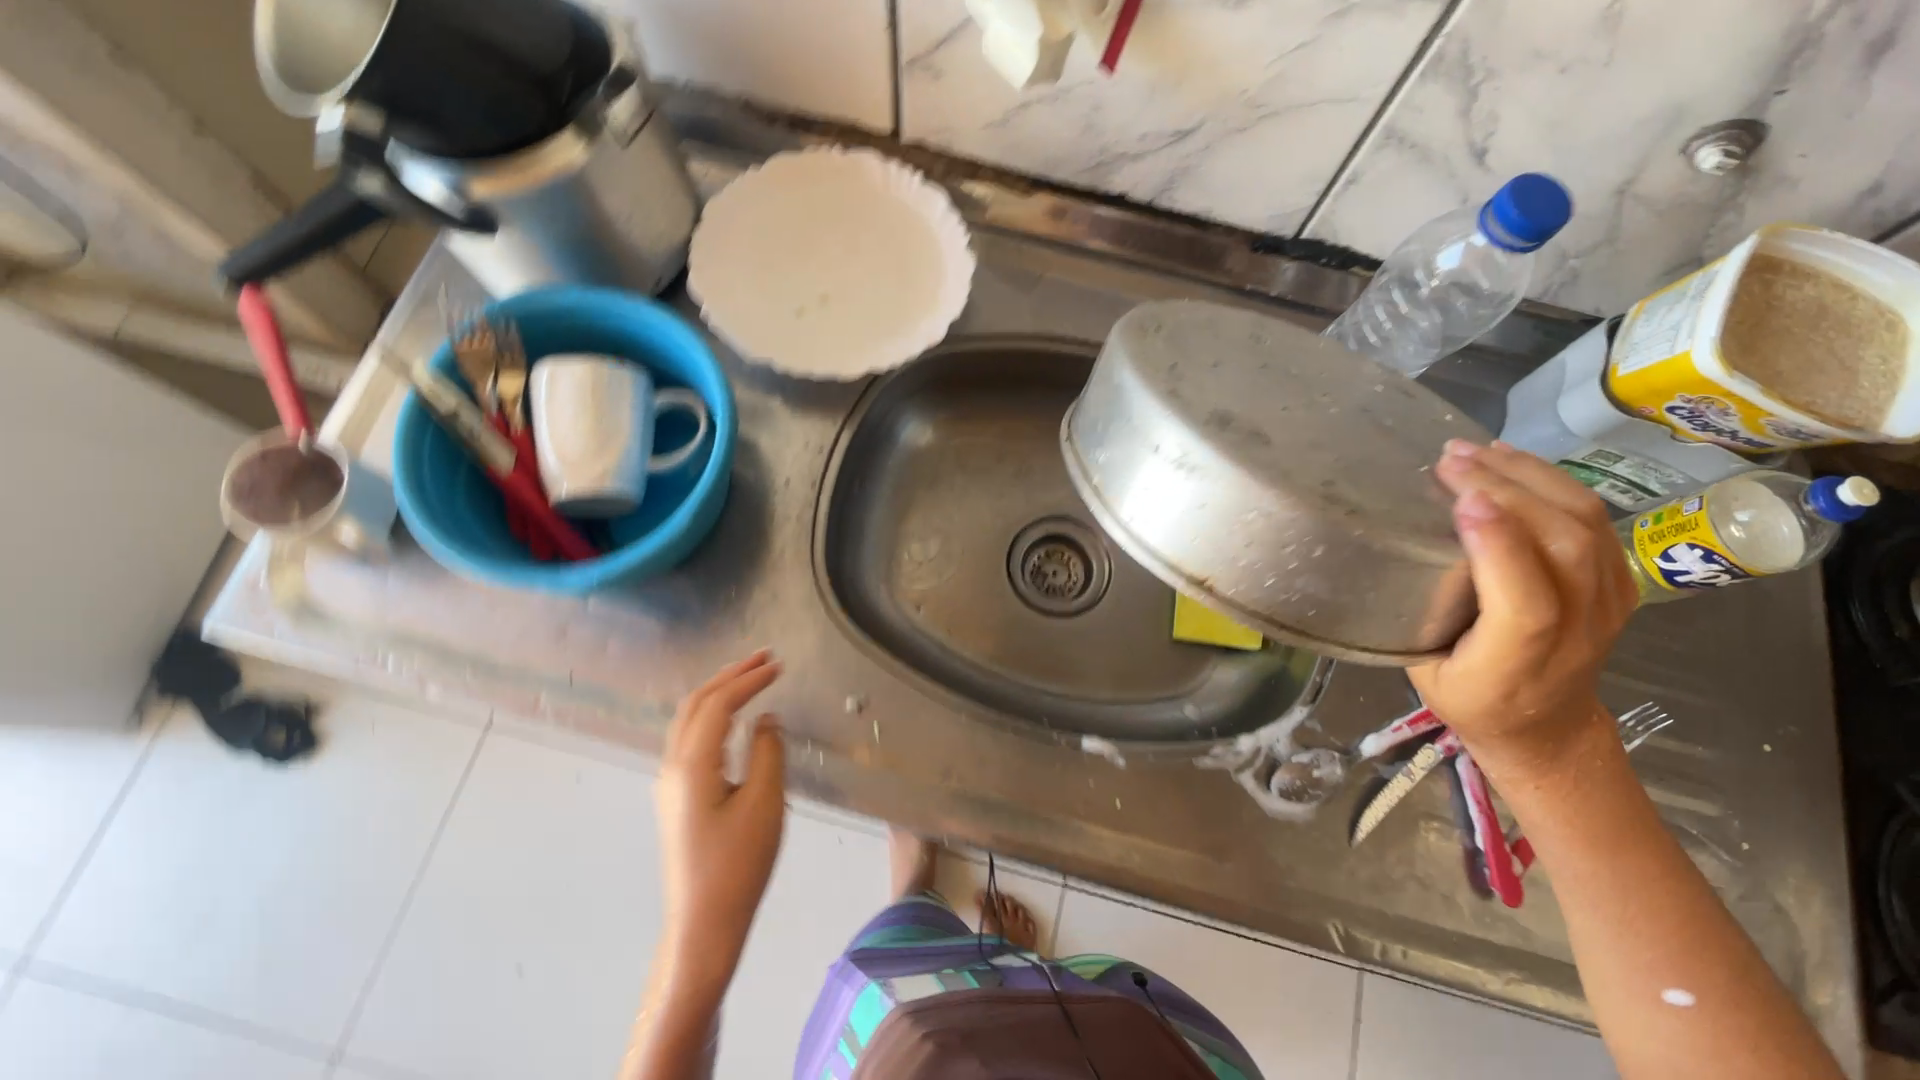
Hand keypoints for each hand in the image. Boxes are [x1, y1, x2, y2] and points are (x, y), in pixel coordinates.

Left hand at [655, 649, 786, 991]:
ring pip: (689, 721)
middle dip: (730, 676)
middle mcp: (671, 766)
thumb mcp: (765, 805)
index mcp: (691, 764)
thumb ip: (767, 752)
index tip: (780, 665)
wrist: (703, 924)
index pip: (719, 704)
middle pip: (696, 705)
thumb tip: (765, 720)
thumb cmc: (738, 866)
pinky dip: (713, 717)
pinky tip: (735, 722)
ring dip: (719, 694)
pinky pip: (691, 741)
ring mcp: (669, 784)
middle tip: (765, 659)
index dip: (749, 679)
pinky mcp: (675, 799)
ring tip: (751, 679)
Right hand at [1409, 441, 1637, 774]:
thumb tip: (1405, 536)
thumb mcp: (1427, 674)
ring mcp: (1608, 601)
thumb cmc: (1472, 699)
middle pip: (1562, 543)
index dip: (1500, 545)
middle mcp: (1578, 630)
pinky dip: (1552, 481)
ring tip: (1475, 451)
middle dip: (1507, 490)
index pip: (1526, 601)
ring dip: (1528, 475)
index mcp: (1521, 666)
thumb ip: (1424, 614)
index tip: (1461, 498)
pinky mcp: (1617, 578)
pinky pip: (1593, 517)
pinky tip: (1512, 460)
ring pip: (1584, 520)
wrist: (1549, 728)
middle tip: (1449, 459)